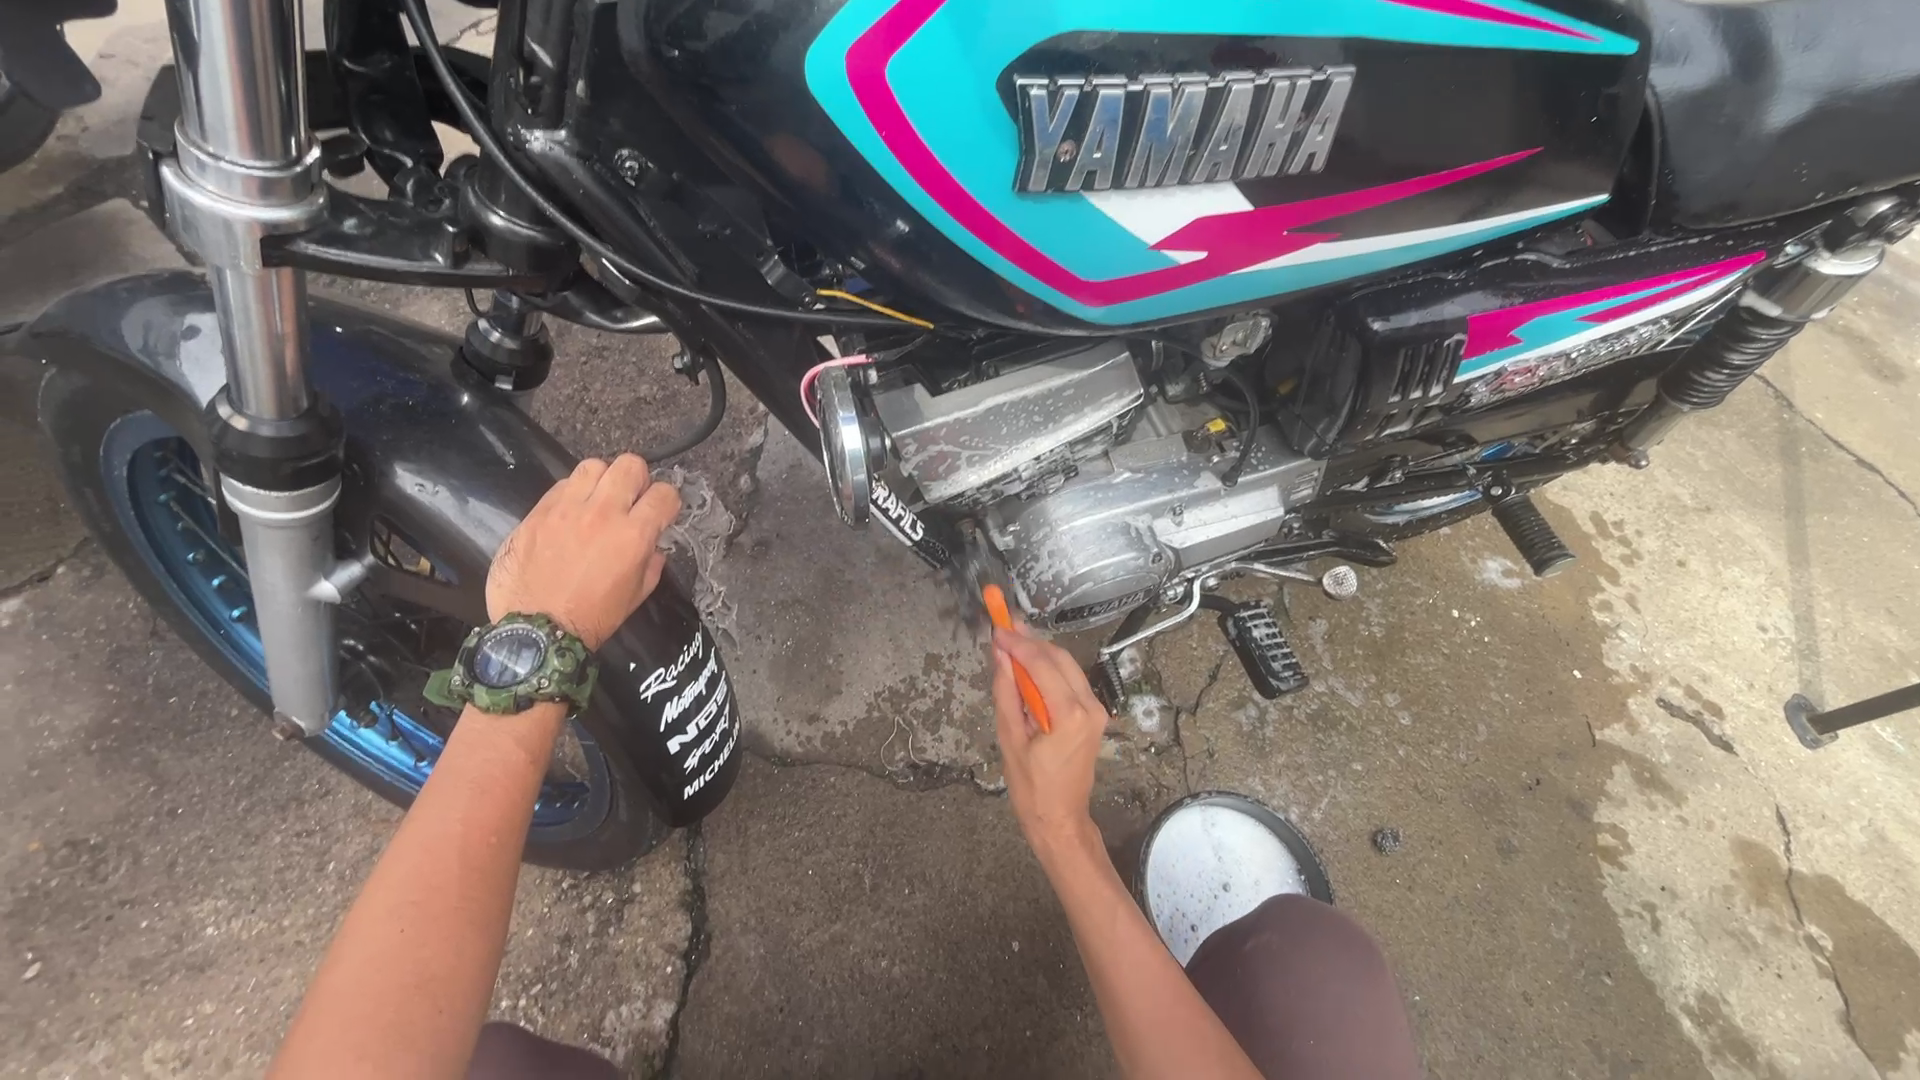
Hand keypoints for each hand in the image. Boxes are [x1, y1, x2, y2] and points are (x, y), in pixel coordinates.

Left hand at [486, 454, 681, 650]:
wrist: (536, 631)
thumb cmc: (593, 618)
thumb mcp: (637, 594)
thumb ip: (651, 562)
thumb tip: (652, 545)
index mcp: (634, 535)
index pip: (665, 493)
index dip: (668, 502)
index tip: (662, 512)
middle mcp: (602, 513)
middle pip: (630, 465)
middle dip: (638, 479)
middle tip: (632, 499)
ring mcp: (566, 509)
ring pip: (593, 465)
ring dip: (603, 480)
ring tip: (599, 500)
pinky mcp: (537, 513)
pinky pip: (562, 485)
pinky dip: (573, 493)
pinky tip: (571, 513)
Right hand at [991, 623, 1108, 861]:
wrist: (1061, 819)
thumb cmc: (1031, 787)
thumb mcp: (1009, 738)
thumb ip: (1006, 691)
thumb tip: (1000, 655)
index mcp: (1069, 714)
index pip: (1041, 664)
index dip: (1017, 642)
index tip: (996, 628)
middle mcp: (1090, 706)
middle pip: (1059, 658)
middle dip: (1030, 641)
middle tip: (1003, 629)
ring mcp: (1096, 711)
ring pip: (1067, 666)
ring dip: (1040, 653)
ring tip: (1011, 644)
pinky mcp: (1094, 716)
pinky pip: (1071, 681)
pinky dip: (1049, 670)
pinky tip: (1027, 669)